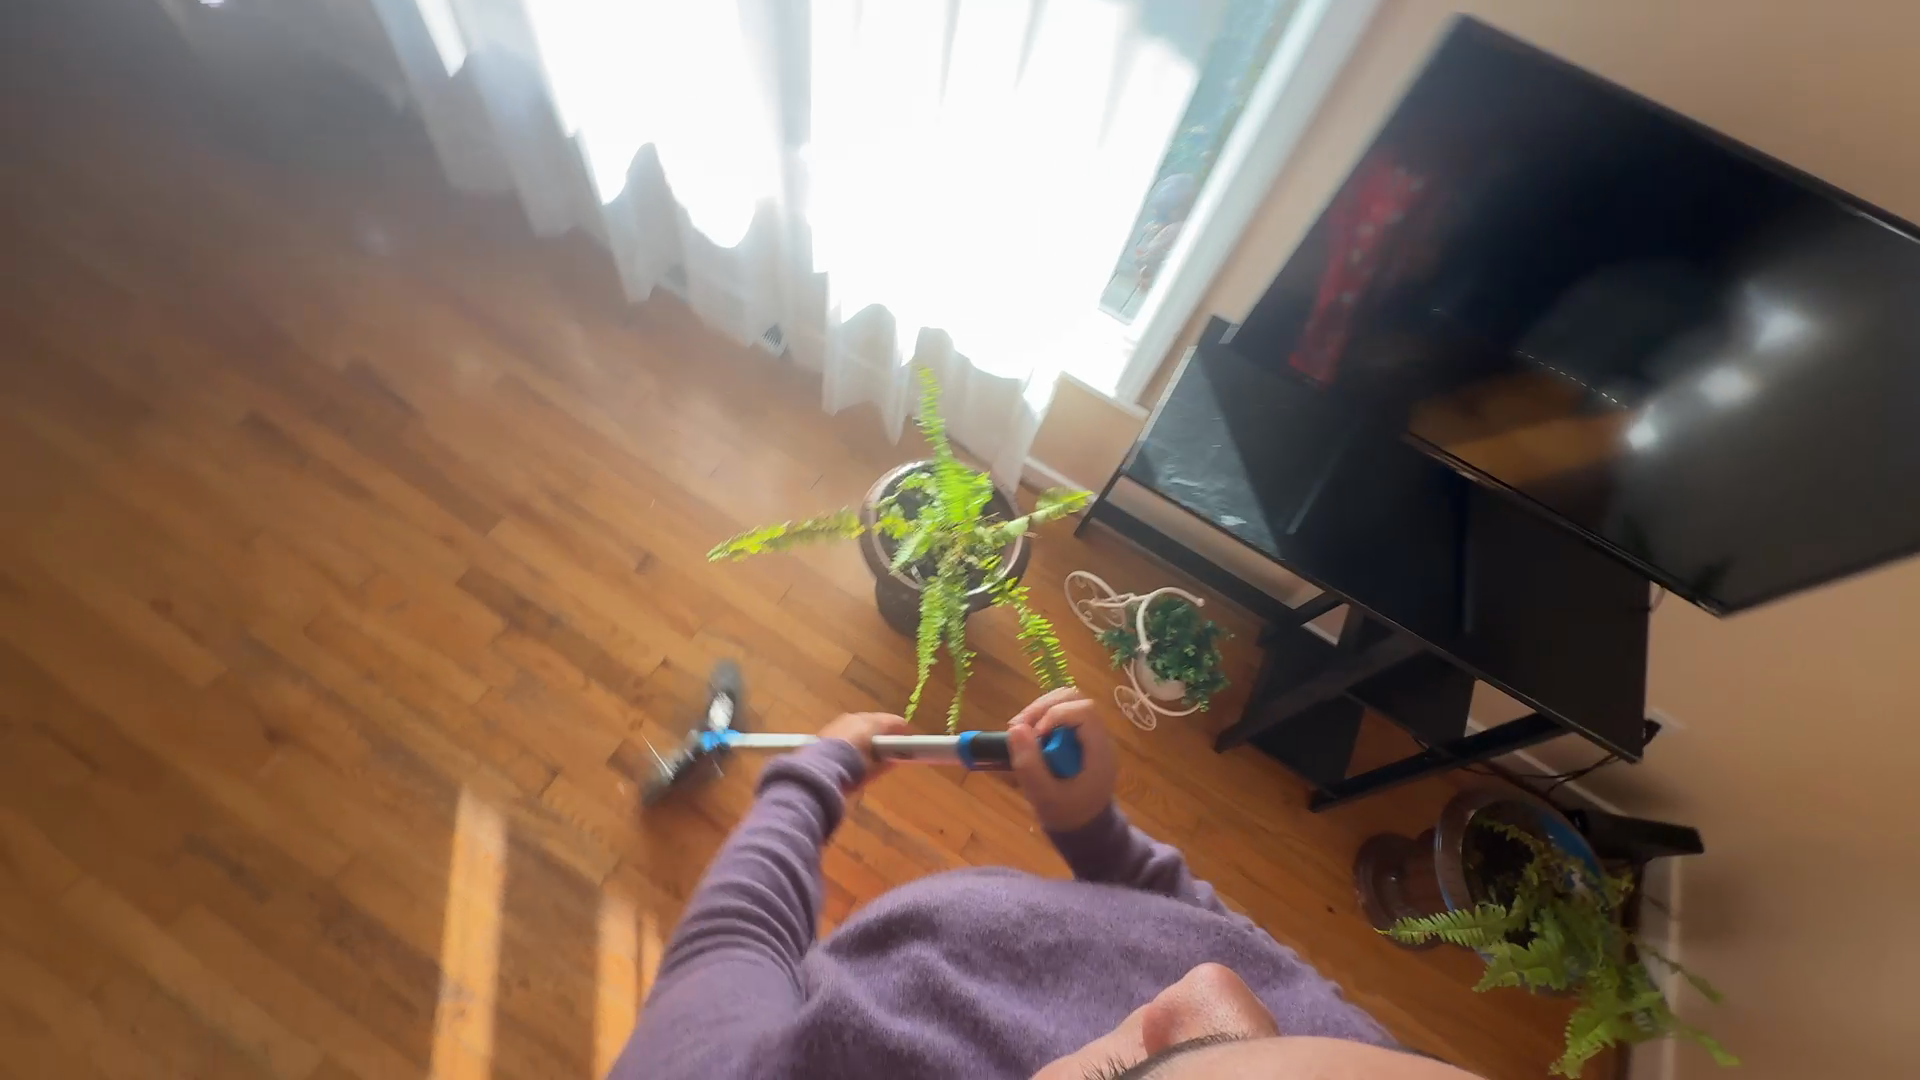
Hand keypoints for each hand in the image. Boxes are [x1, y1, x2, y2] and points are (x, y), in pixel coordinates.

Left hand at [818, 711, 908, 788]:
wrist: (821, 769)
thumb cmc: (853, 767)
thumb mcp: (873, 769)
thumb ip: (886, 762)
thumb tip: (894, 760)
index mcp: (872, 722)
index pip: (893, 721)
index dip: (900, 730)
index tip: (906, 739)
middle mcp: (857, 717)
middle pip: (875, 721)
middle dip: (881, 732)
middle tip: (887, 745)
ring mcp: (841, 721)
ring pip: (859, 724)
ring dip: (865, 733)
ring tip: (868, 748)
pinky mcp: (828, 728)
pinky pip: (846, 730)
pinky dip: (851, 737)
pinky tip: (851, 749)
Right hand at [1006, 689, 1117, 832]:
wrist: (1087, 830)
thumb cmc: (1069, 816)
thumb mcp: (1045, 797)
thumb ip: (1031, 766)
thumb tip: (1015, 729)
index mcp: (1100, 750)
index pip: (1083, 710)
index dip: (1055, 715)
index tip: (1034, 736)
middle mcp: (1099, 736)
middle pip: (1073, 698)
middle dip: (1042, 708)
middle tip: (1018, 727)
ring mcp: (1090, 735)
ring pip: (1065, 702)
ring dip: (1039, 711)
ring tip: (1018, 732)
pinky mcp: (1079, 737)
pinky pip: (1060, 714)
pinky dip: (1041, 719)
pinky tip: (1028, 737)